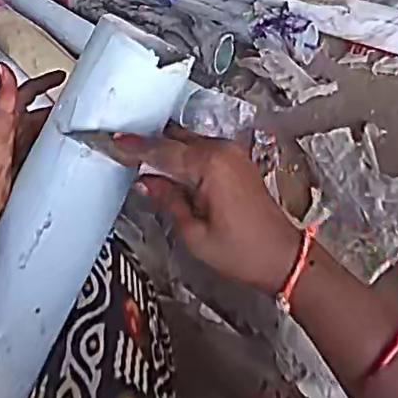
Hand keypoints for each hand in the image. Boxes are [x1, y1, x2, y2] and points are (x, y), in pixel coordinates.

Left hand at [0, 64, 64, 212]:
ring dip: (53, 125)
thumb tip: (1, 68)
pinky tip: (60, 149)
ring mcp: (17, 149)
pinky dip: (51, 146)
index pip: (26, 93)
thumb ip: (4, 96)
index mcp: (4, 117)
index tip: (59, 77)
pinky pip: (41, 150)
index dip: (43, 83)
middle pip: (35, 112)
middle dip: (52, 105)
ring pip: (39, 131)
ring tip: (70, 122)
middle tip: (70, 99)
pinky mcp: (23, 167)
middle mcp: (10, 131)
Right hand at [110, 127, 303, 291]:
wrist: (285, 258)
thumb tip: (145, 181)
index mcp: (209, 164)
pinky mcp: (235, 158)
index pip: (162, 150)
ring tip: (140, 161)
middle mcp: (220, 149)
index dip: (134, 148)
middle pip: (173, 138)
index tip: (111, 140)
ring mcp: (230, 151)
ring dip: (165, 149)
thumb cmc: (242, 253)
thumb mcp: (196, 235)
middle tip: (121, 151)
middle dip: (148, 145)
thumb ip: (168, 200)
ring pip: (186, 140)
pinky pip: (200, 147)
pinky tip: (168, 168)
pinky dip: (181, 154)